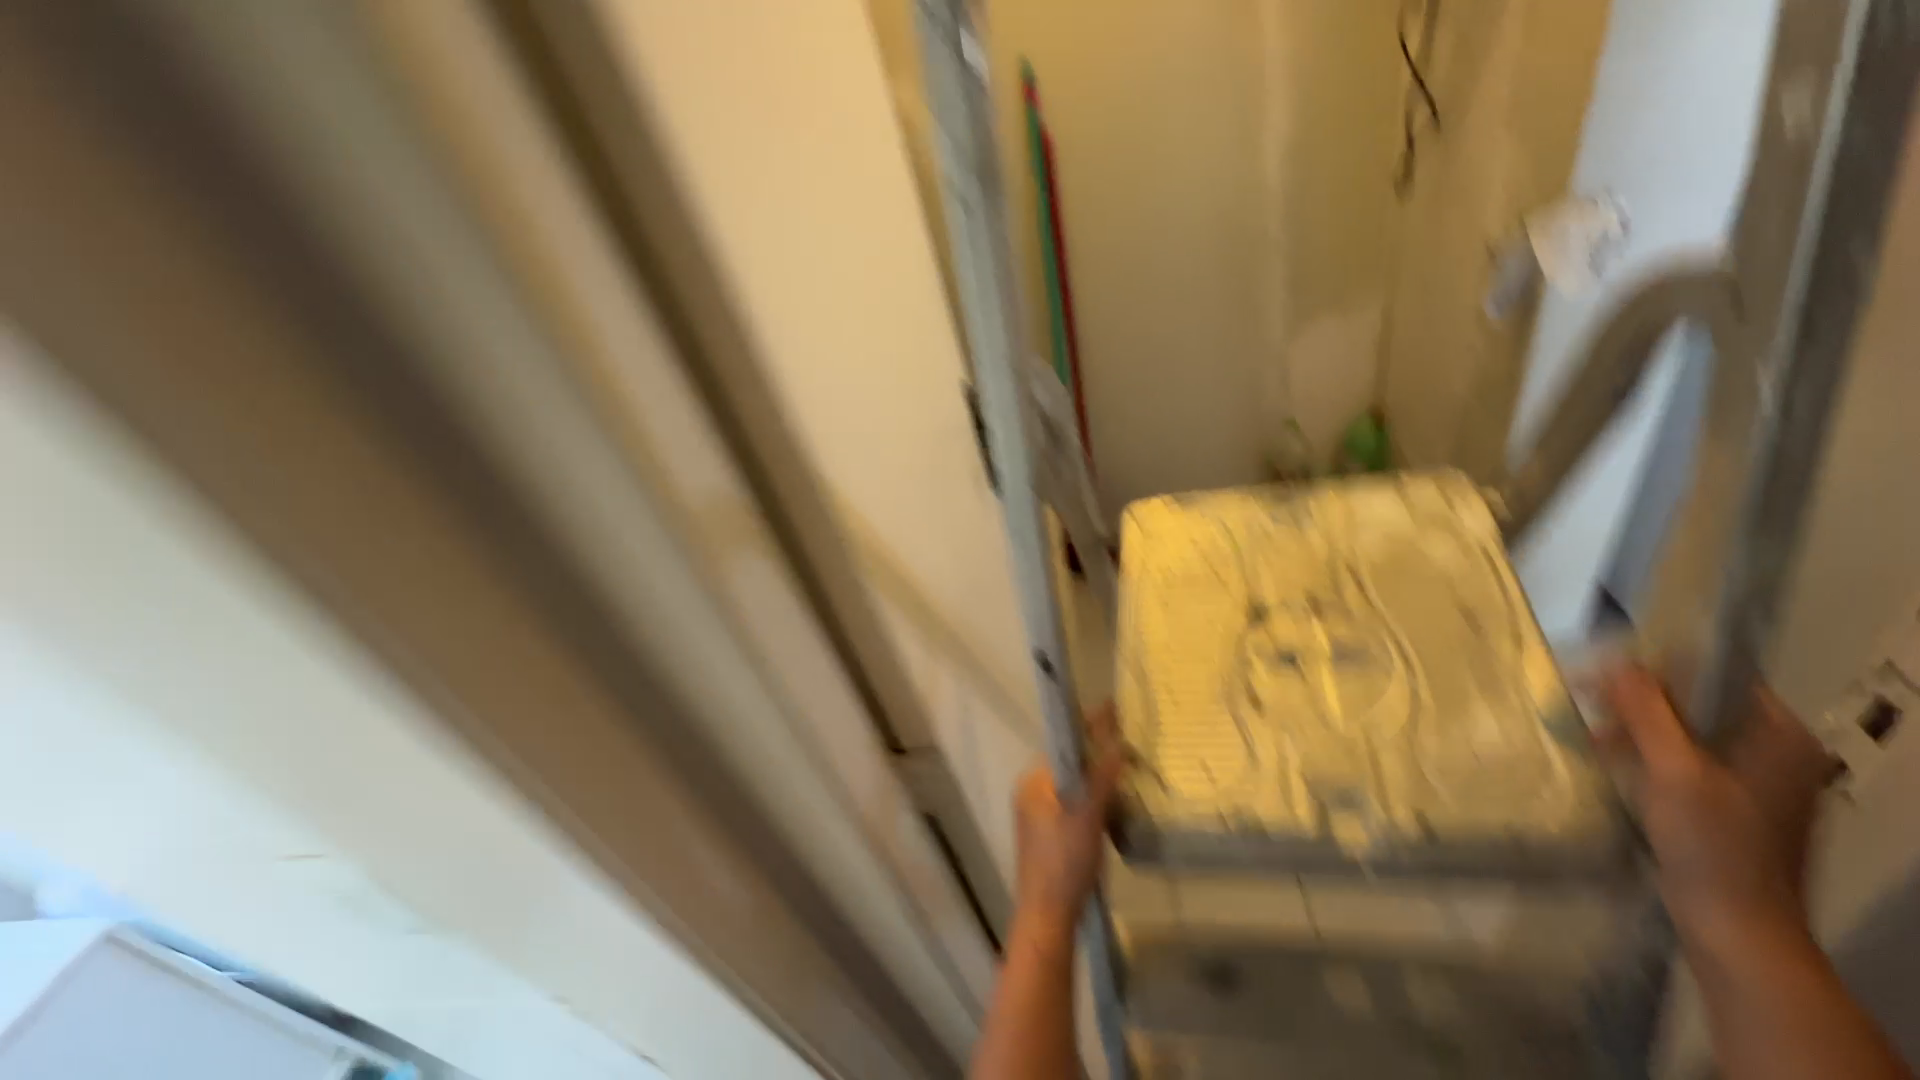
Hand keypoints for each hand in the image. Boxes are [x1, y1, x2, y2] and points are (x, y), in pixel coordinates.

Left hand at [1011, 703, 1124, 932]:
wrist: (1047, 916)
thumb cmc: (1065, 863)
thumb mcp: (1087, 817)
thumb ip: (1102, 779)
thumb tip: (1117, 744)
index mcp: (1035, 783)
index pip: (1065, 745)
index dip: (1090, 727)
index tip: (1113, 708)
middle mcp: (1033, 794)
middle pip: (1069, 763)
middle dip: (1096, 752)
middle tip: (1128, 741)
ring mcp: (1040, 816)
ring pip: (1074, 785)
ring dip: (1098, 778)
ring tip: (1127, 768)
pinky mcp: (1051, 836)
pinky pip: (1075, 805)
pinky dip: (1095, 800)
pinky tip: (1116, 804)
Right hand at [1601, 665, 1832, 943]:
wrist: (1736, 931)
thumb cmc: (1711, 848)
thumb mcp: (1673, 773)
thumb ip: (1647, 713)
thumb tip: (1616, 660)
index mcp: (1781, 737)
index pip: (1717, 676)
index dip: (1659, 670)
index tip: (1603, 675)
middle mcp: (1778, 752)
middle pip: (1700, 705)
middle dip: (1640, 705)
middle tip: (1589, 707)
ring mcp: (1758, 781)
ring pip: (1688, 734)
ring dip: (1639, 731)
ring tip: (1594, 739)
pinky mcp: (1734, 806)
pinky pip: (1687, 762)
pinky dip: (1651, 758)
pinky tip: (1614, 765)